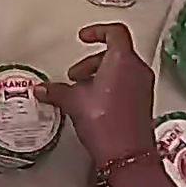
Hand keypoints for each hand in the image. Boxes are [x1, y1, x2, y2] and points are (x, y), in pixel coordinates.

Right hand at [40, 24, 156, 165]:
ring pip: (121, 69)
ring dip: (100, 75)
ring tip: (81, 92)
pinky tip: (93, 104)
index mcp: (122, 60)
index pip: (115, 32)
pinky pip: (126, 84)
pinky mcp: (143, 102)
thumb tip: (42, 89)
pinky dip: (110, 87)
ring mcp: (143, 86)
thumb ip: (56, 91)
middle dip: (92, 61)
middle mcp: (137, 70)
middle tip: (75, 74)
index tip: (85, 37)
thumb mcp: (74, 102)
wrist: (127, 155)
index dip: (97, 31)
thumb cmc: (106, 124)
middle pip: (116, 52)